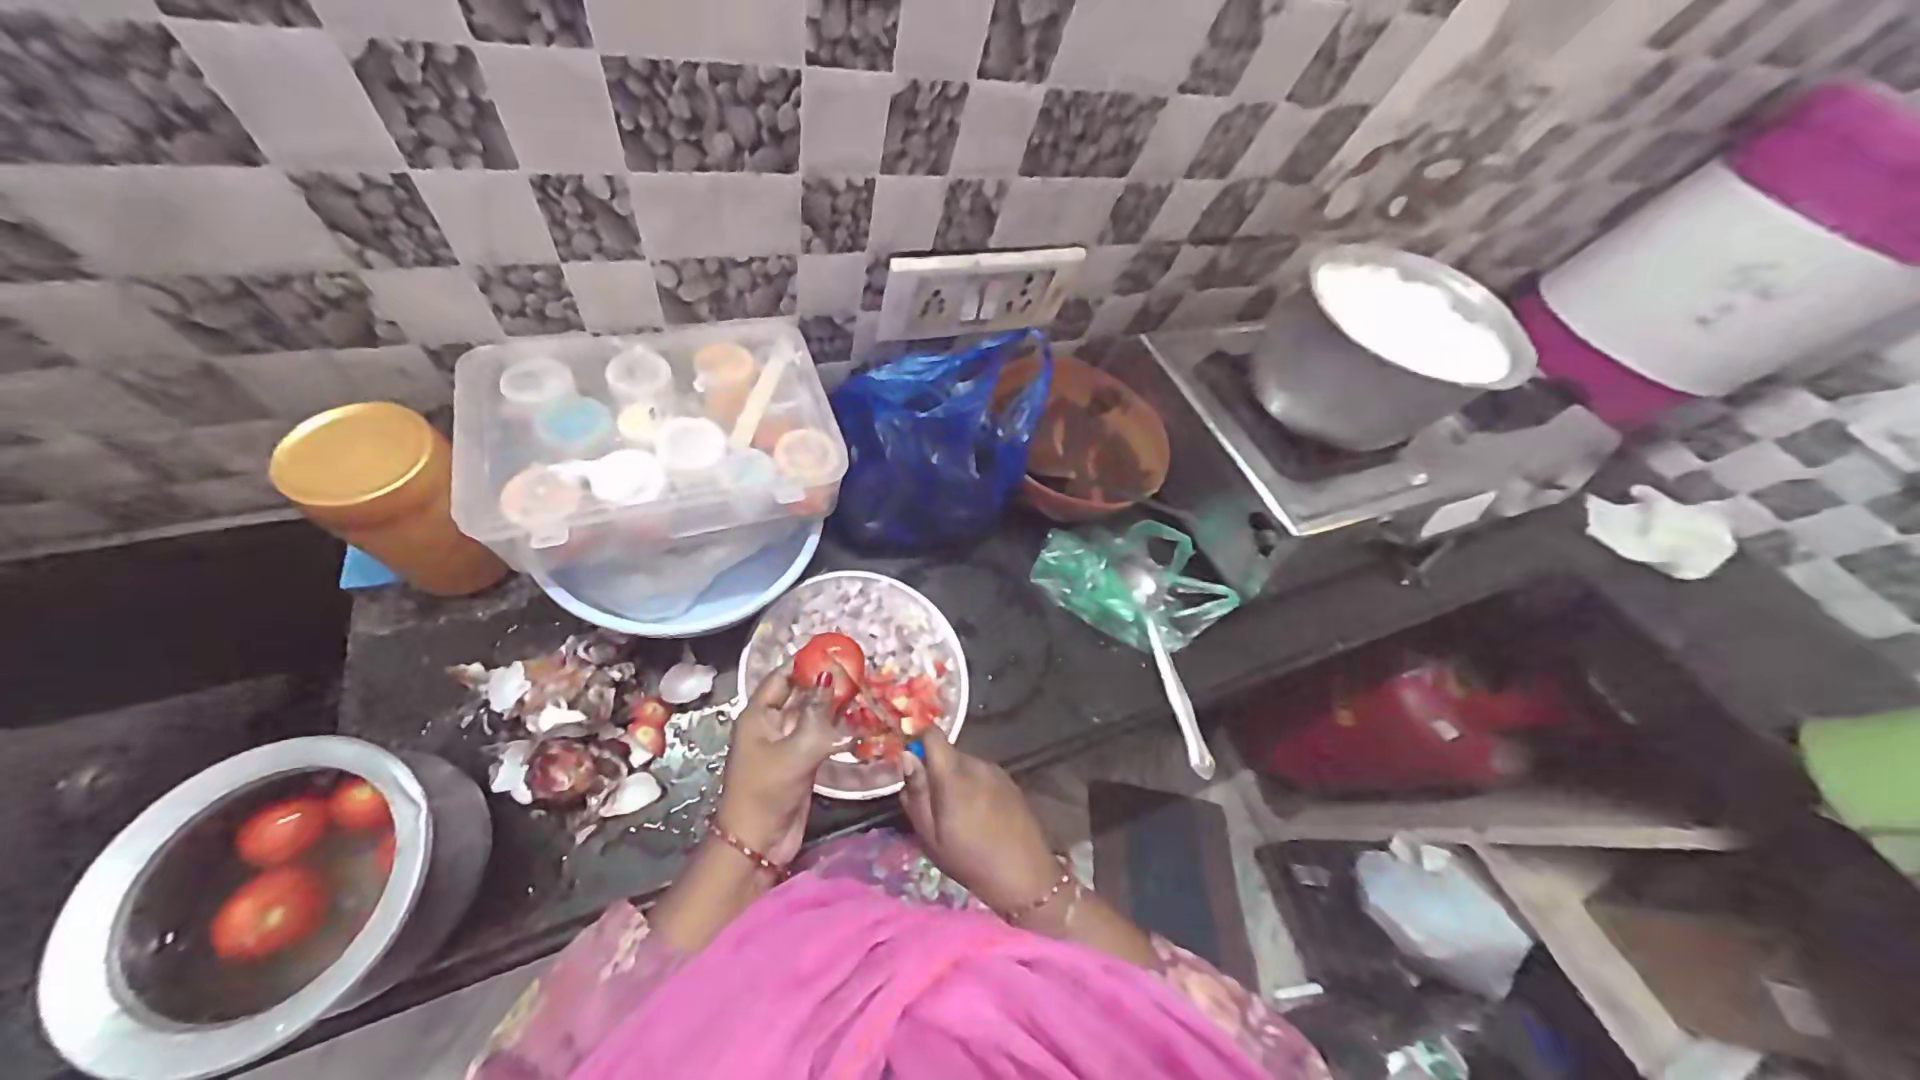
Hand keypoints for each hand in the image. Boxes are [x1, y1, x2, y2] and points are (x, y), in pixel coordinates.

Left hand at [715, 665, 844, 864]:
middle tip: (858, 667)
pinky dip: (836, 727)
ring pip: (812, 715)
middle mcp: (772, 724)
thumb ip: (816, 713)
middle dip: (824, 681)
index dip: (805, 663)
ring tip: (863, 687)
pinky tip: (860, 718)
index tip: (835, 650)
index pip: (782, 677)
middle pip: (799, 694)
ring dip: (834, 704)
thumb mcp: (795, 749)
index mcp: (759, 715)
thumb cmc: (768, 790)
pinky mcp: (801, 761)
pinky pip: (820, 736)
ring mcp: (787, 743)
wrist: (759, 842)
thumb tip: (829, 676)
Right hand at [899, 726, 1062, 916]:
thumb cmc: (969, 859)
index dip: (919, 744)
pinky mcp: (1011, 781)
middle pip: (949, 753)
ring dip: (958, 779)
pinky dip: (976, 785)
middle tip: (936, 804)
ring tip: (961, 814)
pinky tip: (982, 814)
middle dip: (938, 770)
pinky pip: (983, 774)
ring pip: (966, 764)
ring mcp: (997, 771)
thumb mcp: (930, 835)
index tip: (914, 767)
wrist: (1025, 874)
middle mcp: (976, 763)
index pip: (932, 734)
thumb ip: (916, 793)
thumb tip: (907, 757)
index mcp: (953, 774)